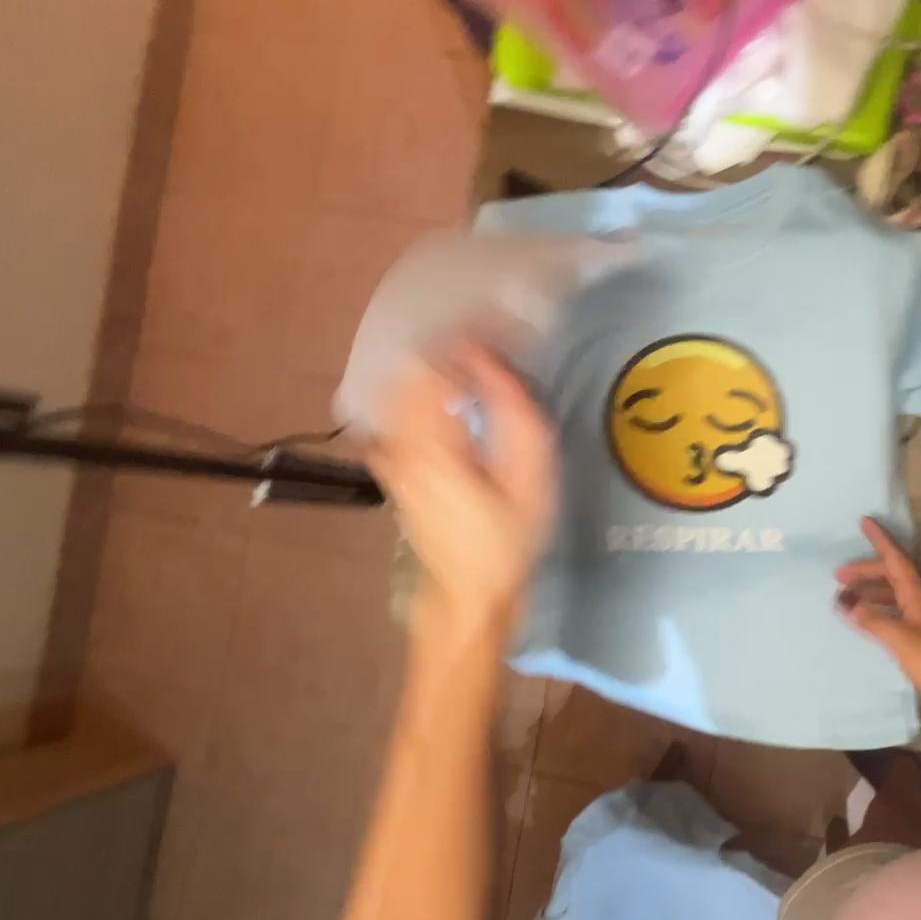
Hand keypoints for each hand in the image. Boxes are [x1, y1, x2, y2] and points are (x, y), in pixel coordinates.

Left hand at [367, 342, 556, 623]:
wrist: (467, 592)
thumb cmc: (506, 541)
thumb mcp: (529, 482)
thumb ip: (516, 417)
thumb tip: (497, 364)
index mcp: (434, 443)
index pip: (440, 365)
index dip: (473, 336)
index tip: (506, 327)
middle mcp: (401, 441)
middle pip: (411, 368)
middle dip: (450, 343)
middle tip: (493, 337)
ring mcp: (391, 453)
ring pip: (399, 385)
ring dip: (435, 363)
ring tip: (475, 359)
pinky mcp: (393, 464)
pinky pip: (397, 408)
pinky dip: (422, 388)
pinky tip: (449, 393)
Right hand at [835, 517, 920, 720]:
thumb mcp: (902, 641)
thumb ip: (874, 621)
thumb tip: (847, 603)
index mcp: (918, 595)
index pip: (896, 560)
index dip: (881, 540)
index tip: (865, 521)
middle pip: (893, 577)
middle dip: (866, 572)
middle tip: (838, 577)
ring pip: (896, 596)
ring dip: (872, 593)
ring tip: (847, 601)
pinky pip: (900, 613)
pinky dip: (882, 612)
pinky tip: (872, 624)